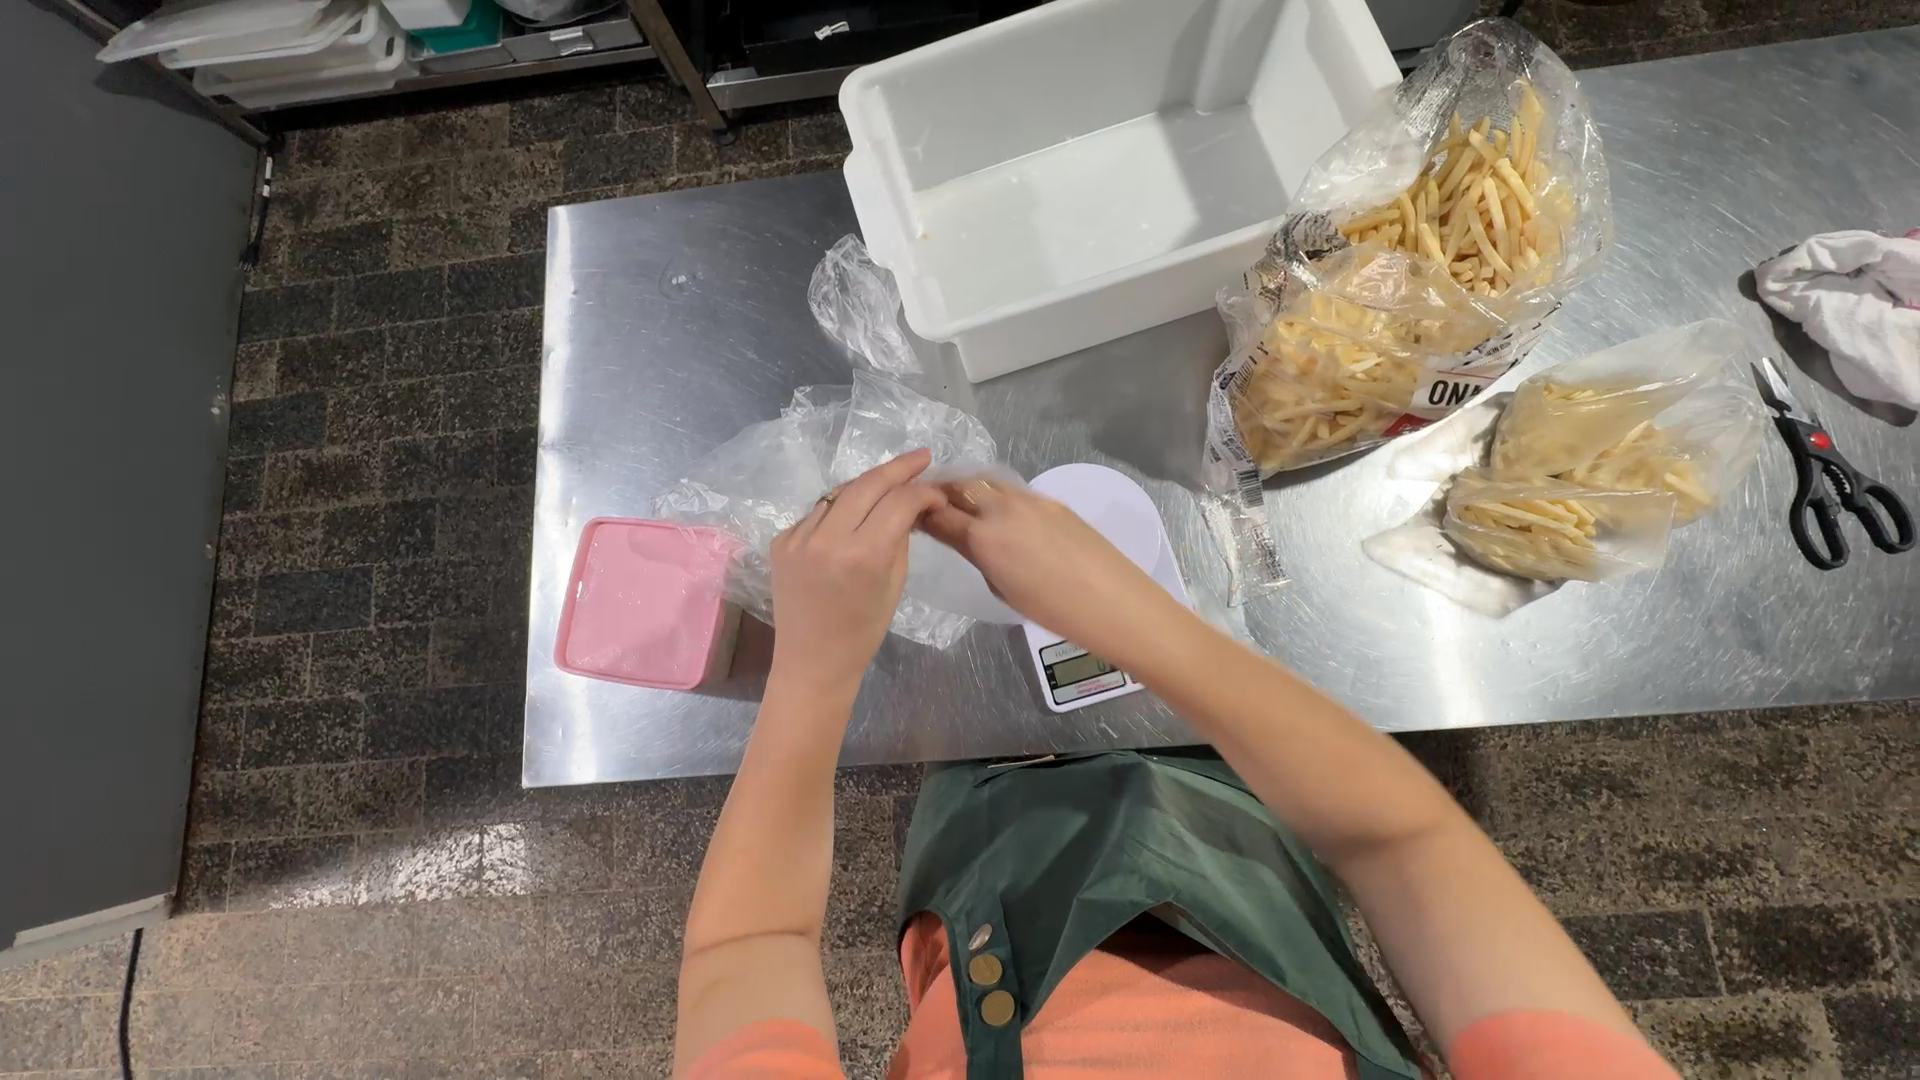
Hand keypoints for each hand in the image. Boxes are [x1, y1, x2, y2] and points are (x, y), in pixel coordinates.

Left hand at [768, 450, 944, 698]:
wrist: (812, 661)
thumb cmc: (863, 630)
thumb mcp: (894, 583)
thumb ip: (901, 538)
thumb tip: (910, 505)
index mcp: (864, 555)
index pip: (899, 501)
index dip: (922, 491)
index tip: (936, 492)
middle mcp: (828, 539)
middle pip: (867, 484)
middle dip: (897, 468)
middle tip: (921, 458)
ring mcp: (798, 538)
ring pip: (839, 493)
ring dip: (866, 486)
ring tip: (890, 483)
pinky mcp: (780, 541)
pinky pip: (817, 513)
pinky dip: (839, 509)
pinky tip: (854, 516)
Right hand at [920, 478, 1179, 668]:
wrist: (1113, 600)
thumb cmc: (1053, 610)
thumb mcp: (1002, 589)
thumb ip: (979, 557)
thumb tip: (968, 541)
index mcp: (982, 537)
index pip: (938, 515)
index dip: (920, 514)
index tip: (910, 517)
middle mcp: (1001, 509)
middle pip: (959, 486)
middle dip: (940, 492)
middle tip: (930, 503)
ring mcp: (1028, 499)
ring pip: (986, 482)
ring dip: (968, 488)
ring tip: (962, 504)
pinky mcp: (1051, 500)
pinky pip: (1012, 489)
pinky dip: (995, 494)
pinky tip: (998, 511)